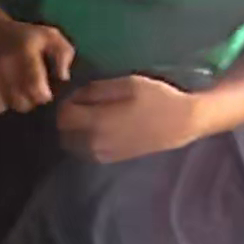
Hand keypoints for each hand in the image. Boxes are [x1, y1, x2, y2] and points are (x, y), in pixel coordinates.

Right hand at [0, 14, 75, 115]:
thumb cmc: (19, 36)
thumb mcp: (47, 35)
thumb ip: (63, 53)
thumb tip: (63, 77)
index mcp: (25, 54)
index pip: (36, 89)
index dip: (41, 95)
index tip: (42, 92)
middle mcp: (3, 67)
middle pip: (19, 104)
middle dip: (25, 101)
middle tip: (24, 92)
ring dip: (5, 104)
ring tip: (7, 93)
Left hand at [57, 75, 205, 161]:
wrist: (180, 124)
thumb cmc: (157, 99)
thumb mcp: (129, 84)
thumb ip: (97, 90)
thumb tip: (76, 95)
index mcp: (96, 122)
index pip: (63, 116)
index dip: (67, 104)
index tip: (76, 96)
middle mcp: (92, 142)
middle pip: (63, 131)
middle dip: (68, 117)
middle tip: (83, 106)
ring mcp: (97, 154)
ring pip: (70, 143)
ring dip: (74, 130)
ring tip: (90, 117)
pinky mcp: (104, 159)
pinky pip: (82, 150)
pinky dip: (83, 140)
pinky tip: (98, 129)